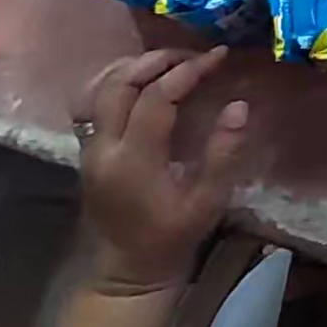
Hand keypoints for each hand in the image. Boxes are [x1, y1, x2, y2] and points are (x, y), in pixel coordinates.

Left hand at [72, 47, 248, 293]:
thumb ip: (224, 152)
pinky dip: (117, 79)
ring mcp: (89, 150)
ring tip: (172, 61)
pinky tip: (145, 77)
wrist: (129, 272)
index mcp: (133, 161)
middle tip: (195, 54)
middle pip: (118, 84)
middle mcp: (103, 150)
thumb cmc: (174, 234)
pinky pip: (92, 102)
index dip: (189, 71)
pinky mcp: (87, 151)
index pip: (156, 98)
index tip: (219, 56)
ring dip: (135, 66)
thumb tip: (240, 105)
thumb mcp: (209, 199)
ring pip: (98, 89)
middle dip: (158, 60)